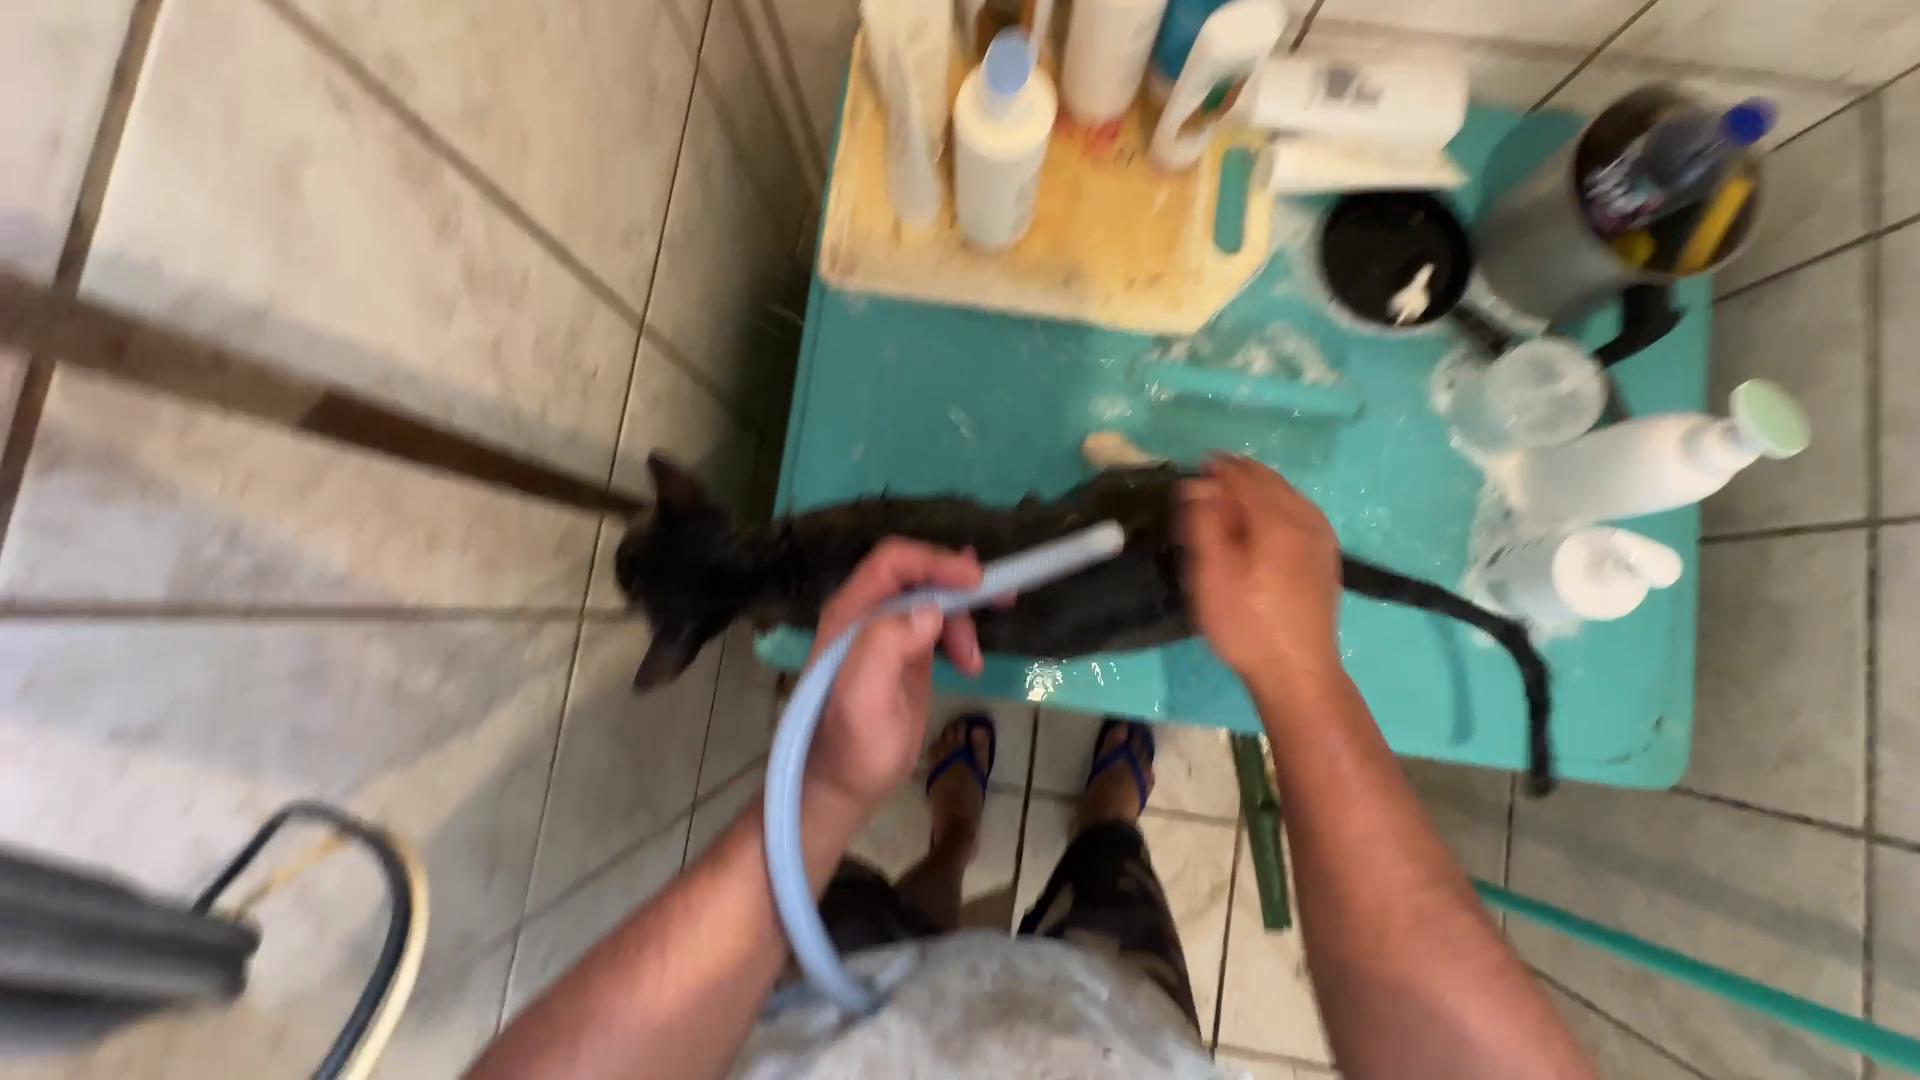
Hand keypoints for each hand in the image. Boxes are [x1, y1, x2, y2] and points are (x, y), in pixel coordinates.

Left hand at [805, 540, 986, 815]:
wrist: (842, 786)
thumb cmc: (851, 746)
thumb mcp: (862, 699)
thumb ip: (885, 646)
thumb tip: (930, 611)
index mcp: (851, 614)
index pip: (894, 562)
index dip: (935, 562)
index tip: (975, 580)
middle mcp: (868, 615)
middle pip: (918, 573)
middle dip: (958, 582)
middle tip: (1000, 597)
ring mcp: (888, 635)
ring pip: (933, 599)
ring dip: (963, 617)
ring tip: (973, 660)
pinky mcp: (907, 655)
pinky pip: (939, 624)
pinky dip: (961, 634)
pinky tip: (970, 663)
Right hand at [1179, 455, 1343, 686]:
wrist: (1298, 672)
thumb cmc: (1246, 625)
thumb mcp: (1211, 576)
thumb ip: (1204, 524)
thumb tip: (1198, 485)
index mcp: (1276, 520)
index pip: (1245, 478)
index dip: (1220, 469)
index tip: (1197, 466)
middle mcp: (1305, 521)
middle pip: (1271, 481)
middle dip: (1241, 472)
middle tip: (1213, 472)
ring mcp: (1322, 539)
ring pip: (1289, 495)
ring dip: (1261, 485)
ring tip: (1235, 489)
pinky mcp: (1326, 558)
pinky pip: (1302, 512)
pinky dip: (1280, 501)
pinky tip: (1269, 514)